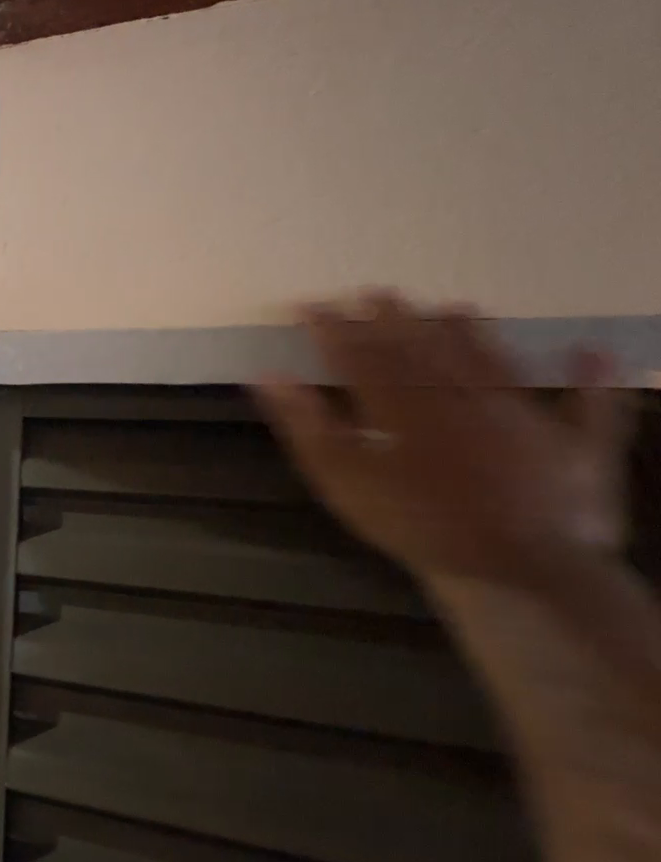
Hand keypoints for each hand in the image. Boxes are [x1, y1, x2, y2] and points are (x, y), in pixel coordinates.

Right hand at [253, 292, 633, 590]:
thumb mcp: (340, 476)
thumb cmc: (414, 523)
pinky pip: (590, 406)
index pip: (360, 355)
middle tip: (373, 293)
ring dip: (472, 333)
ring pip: (495, 363)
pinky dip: (592, 379)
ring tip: (450, 307)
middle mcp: (464, 398)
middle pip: (425, 349)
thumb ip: (306, 423)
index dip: (333, 328)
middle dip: (395, 319)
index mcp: (403, 405)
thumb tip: (269, 376)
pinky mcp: (577, 445)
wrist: (516, 568)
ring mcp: (526, 417)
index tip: (309, 306)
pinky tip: (592, 352)